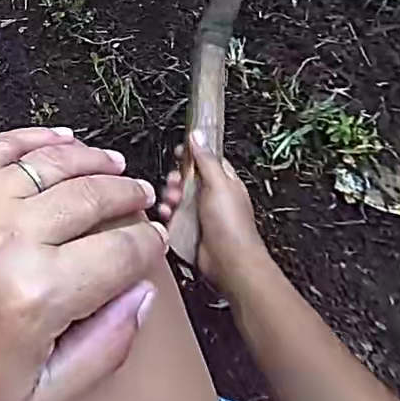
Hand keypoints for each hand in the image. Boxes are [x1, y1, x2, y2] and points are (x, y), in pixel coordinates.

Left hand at [0, 127, 168, 400]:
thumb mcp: (39, 395)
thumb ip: (105, 348)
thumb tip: (144, 295)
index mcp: (38, 293)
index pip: (120, 252)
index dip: (148, 244)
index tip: (154, 240)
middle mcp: (10, 236)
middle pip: (94, 197)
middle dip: (129, 195)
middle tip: (141, 197)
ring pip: (57, 162)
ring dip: (96, 161)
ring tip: (116, 166)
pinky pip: (9, 144)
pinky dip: (44, 139)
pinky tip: (68, 141)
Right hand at [157, 135, 270, 290]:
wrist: (229, 264)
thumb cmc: (233, 227)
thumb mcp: (220, 184)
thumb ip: (206, 159)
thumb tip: (198, 136)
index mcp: (224, 182)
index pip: (206, 159)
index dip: (191, 154)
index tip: (179, 152)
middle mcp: (211, 196)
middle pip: (186, 177)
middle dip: (176, 177)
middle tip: (176, 182)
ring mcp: (199, 213)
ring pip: (176, 195)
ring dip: (170, 195)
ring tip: (173, 201)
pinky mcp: (188, 229)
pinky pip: (171, 215)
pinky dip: (166, 212)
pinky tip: (167, 213)